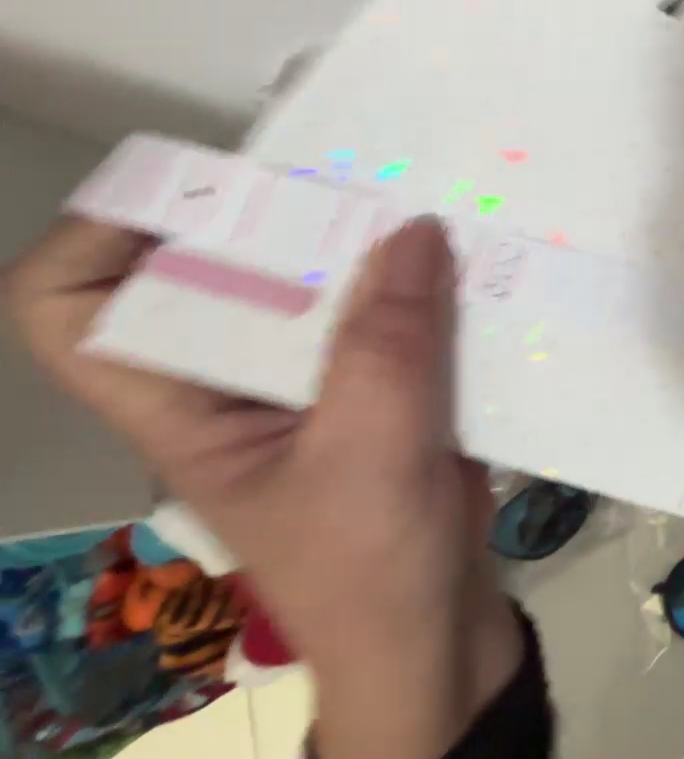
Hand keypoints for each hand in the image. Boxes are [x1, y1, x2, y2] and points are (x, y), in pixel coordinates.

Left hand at [4, 217, 519, 758]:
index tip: (208, 195)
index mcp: (185, 408)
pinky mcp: (390, 395)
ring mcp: (322, 390)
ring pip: (332, 300)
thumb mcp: (367, 450)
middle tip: (360, 185)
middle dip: (289, 228)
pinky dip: (435, 297)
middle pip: (230, 283)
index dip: (106, 241)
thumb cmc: (367, 559)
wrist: (436, 624)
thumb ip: (385, 341)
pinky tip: (477, 277)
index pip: (79, 315)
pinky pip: (403, 327)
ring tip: (434, 216)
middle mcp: (242, 387)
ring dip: (379, 260)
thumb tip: (413, 230)